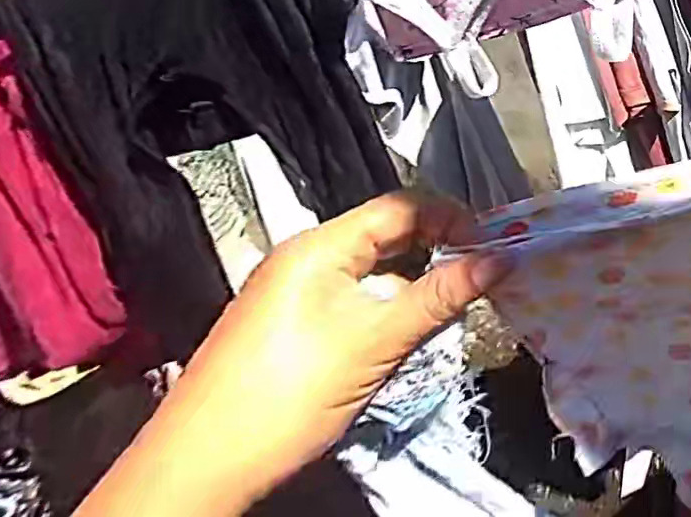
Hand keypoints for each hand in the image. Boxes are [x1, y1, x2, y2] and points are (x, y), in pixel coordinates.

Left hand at [77, 191, 510, 515]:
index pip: (403, 205)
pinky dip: (391, 295)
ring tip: (452, 294)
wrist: (186, 484)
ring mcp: (294, 287)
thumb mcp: (377, 343)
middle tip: (480, 267)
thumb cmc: (285, 399)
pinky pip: (358, 287)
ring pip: (377, 261)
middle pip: (391, 229)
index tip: (489, 245)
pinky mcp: (291, 318)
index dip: (452, 217)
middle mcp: (306, 255)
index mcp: (319, 246)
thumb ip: (444, 294)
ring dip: (418, 273)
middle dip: (440, 244)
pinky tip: (408, 320)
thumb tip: (505, 257)